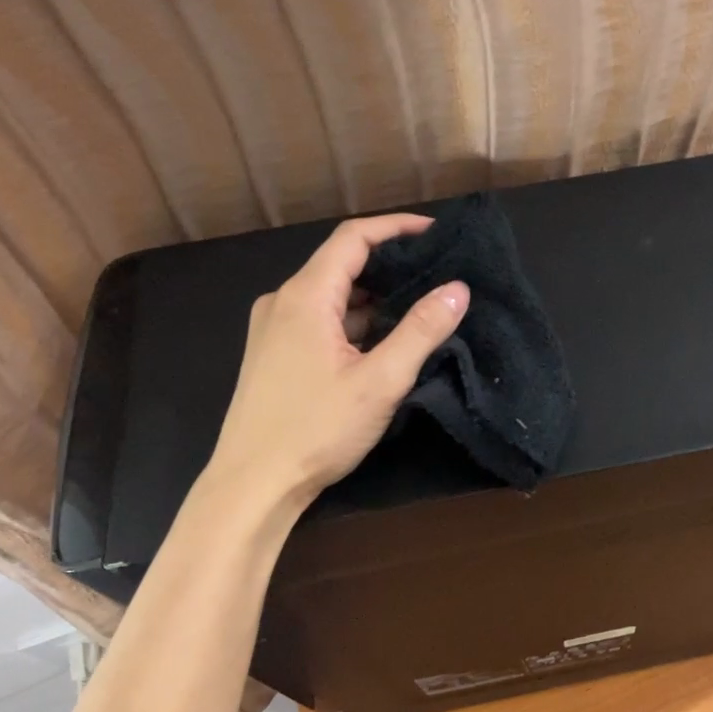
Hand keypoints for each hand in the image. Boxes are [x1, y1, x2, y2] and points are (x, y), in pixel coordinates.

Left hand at [202, 213, 469, 509]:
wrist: (254, 482)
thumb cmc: (317, 430)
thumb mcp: (380, 381)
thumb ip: (420, 331)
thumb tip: (458, 288)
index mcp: (305, 297)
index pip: (353, 239)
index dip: (396, 228)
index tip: (436, 232)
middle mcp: (283, 302)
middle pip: (340, 264)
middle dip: (390, 265)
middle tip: (436, 272)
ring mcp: (273, 329)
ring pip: (331, 297)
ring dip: (373, 298)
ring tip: (419, 307)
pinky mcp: (273, 355)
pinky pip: (319, 321)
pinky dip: (354, 322)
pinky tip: (381, 343)